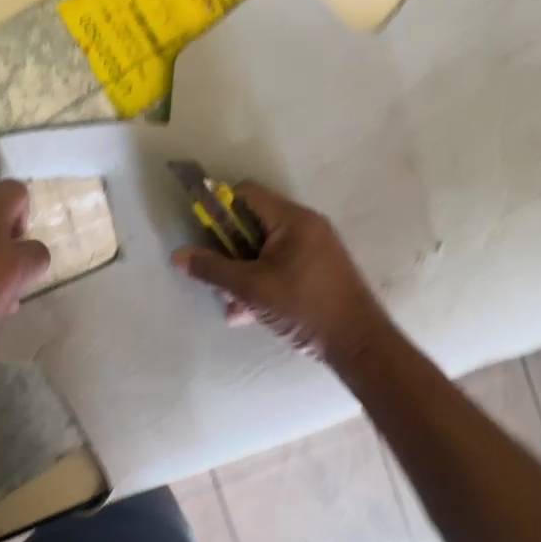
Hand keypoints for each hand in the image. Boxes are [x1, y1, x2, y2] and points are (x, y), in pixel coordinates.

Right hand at [171, 182, 391, 365]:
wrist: (362, 348)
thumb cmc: (306, 308)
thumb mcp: (251, 289)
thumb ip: (212, 269)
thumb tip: (178, 256)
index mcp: (293, 219)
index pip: (245, 193)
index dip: (217, 206)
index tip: (200, 230)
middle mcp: (306, 227)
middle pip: (252, 222)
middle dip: (227, 247)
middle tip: (213, 270)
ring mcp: (314, 250)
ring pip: (263, 249)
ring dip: (240, 270)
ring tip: (228, 299)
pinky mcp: (318, 272)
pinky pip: (278, 265)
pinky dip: (260, 281)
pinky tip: (245, 312)